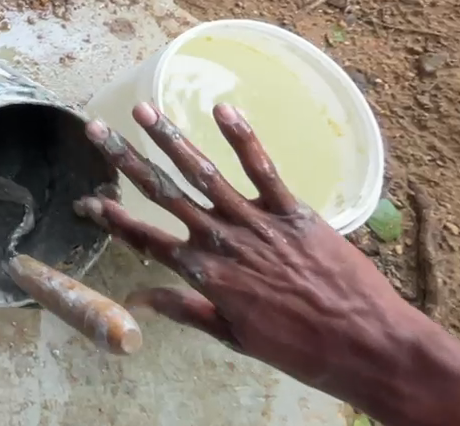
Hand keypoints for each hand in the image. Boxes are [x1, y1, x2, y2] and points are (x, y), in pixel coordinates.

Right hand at [78, 102, 459, 425]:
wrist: (375, 350)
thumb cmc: (303, 350)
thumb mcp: (236, 337)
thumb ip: (185, 309)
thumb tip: (136, 302)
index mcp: (204, 272)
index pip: (144, 239)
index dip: (111, 218)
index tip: (84, 199)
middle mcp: (219, 240)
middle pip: (162, 191)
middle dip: (125, 158)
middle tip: (96, 129)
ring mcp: (253, 222)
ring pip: (202, 172)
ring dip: (170, 138)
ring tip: (143, 109)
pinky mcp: (290, 211)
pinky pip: (262, 169)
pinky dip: (243, 138)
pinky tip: (223, 109)